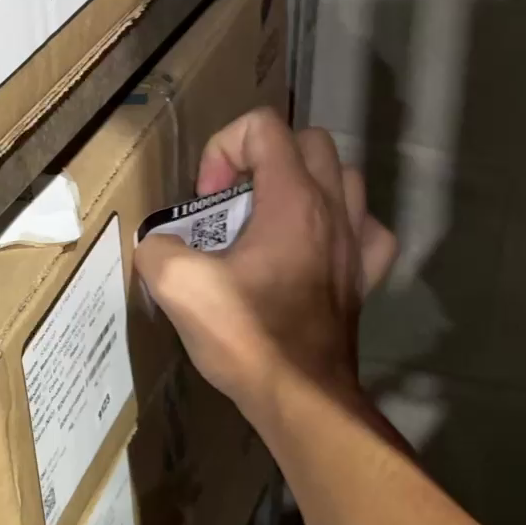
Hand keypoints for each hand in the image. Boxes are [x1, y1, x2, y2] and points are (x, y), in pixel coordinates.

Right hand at [134, 108, 396, 422]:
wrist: (300, 397)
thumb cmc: (247, 338)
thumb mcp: (180, 288)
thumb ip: (158, 250)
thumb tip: (157, 247)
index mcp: (292, 200)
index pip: (263, 127)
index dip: (223, 151)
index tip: (208, 203)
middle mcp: (334, 210)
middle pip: (309, 143)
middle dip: (264, 161)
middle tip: (235, 208)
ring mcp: (357, 245)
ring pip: (345, 179)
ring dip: (306, 186)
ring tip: (272, 223)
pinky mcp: (364, 280)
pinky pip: (367, 231)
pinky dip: (342, 229)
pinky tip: (318, 251)